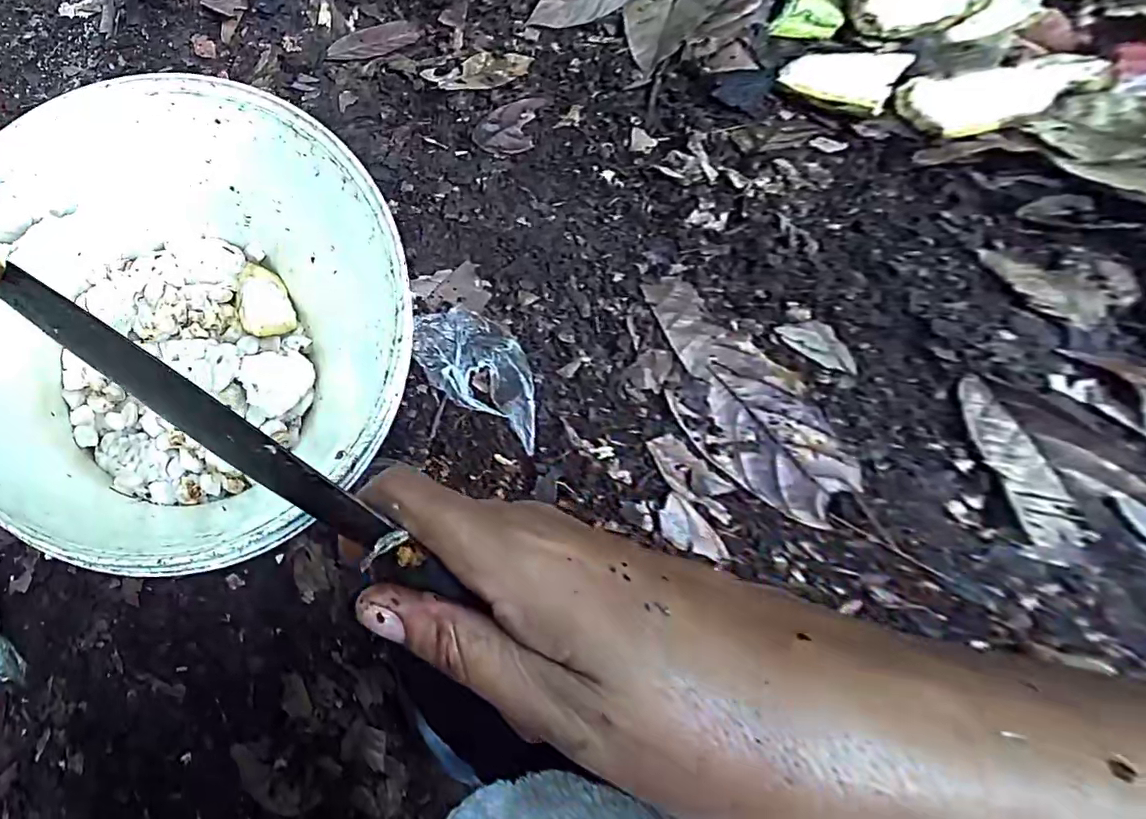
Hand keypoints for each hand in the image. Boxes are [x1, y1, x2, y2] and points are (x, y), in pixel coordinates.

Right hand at [350, 467, 1145, 818]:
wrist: (861, 717)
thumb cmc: (696, 724)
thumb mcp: (557, 709)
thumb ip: (455, 645)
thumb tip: (373, 602)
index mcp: (509, 549)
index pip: (403, 489)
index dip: (360, 514)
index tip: (351, 565)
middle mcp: (535, 521)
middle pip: (434, 512)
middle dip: (409, 565)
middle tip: (432, 648)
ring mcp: (574, 532)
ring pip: (478, 536)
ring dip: (457, 586)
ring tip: (496, 669)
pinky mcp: (604, 553)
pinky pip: (522, 552)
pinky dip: (500, 590)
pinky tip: (549, 659)